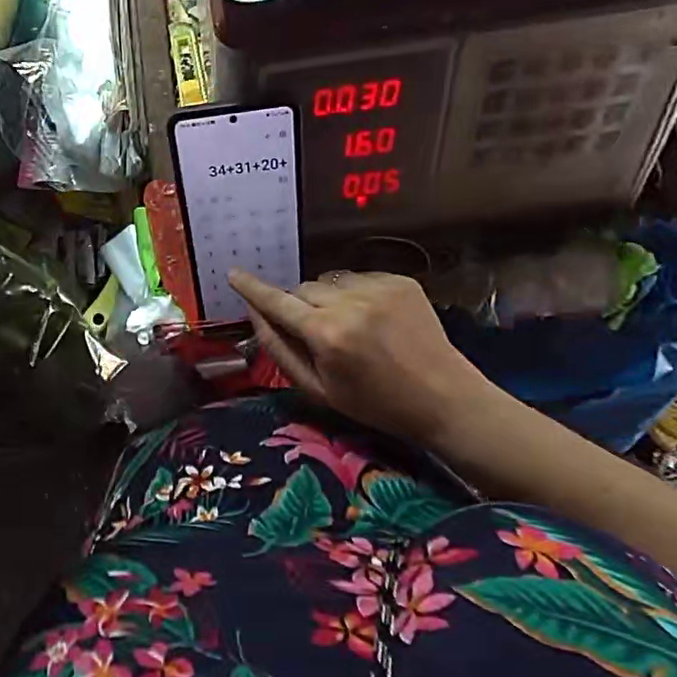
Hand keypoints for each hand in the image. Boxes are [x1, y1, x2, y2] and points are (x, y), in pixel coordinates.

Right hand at [229, 268, 491, 439]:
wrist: (442, 397)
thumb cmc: (373, 403)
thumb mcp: (317, 389)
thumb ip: (279, 349)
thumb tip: (254, 313)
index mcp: (326, 334)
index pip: (278, 302)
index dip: (253, 288)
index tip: (234, 274)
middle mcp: (350, 303)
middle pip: (303, 289)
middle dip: (300, 306)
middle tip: (317, 334)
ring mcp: (378, 288)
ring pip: (330, 280)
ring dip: (328, 298)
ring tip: (350, 327)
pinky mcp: (400, 280)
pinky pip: (358, 278)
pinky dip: (356, 295)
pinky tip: (374, 320)